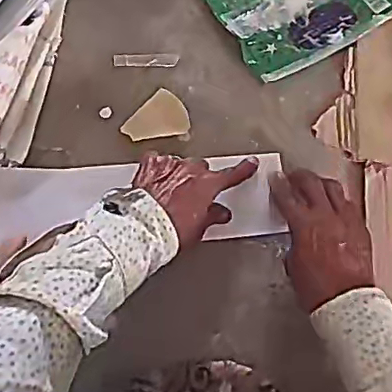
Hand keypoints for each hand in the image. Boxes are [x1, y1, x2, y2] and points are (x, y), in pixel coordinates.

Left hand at [132, 153, 260, 246]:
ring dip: (178, 175)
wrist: (141, 229)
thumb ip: (212, 216)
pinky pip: (157, 162)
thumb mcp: (198, 229)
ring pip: (180, 164)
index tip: (250, 164)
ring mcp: (169, 166)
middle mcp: (190, 170)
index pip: (231, 175)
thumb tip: (219, 213)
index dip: (243, 170)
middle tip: (193, 196)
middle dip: (200, 179)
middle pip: (202, 168)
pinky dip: (158, 170)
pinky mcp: (149, 166)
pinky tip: (155, 181)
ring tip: (169, 193)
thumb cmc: (170, 230)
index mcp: (207, 184)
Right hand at [269, 169, 374, 311]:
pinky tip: (334, 204)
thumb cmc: (317, 289)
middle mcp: (327, 216)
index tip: (275, 178)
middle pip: (312, 184)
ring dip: (321, 183)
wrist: (347, 301)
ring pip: (334, 188)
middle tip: (293, 176)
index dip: (279, 185)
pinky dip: (338, 200)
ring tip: (315, 185)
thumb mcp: (293, 264)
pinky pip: (349, 204)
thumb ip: (294, 241)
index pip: (288, 197)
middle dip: (300, 176)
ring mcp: (347, 219)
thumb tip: (297, 234)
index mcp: (306, 225)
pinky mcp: (360, 227)